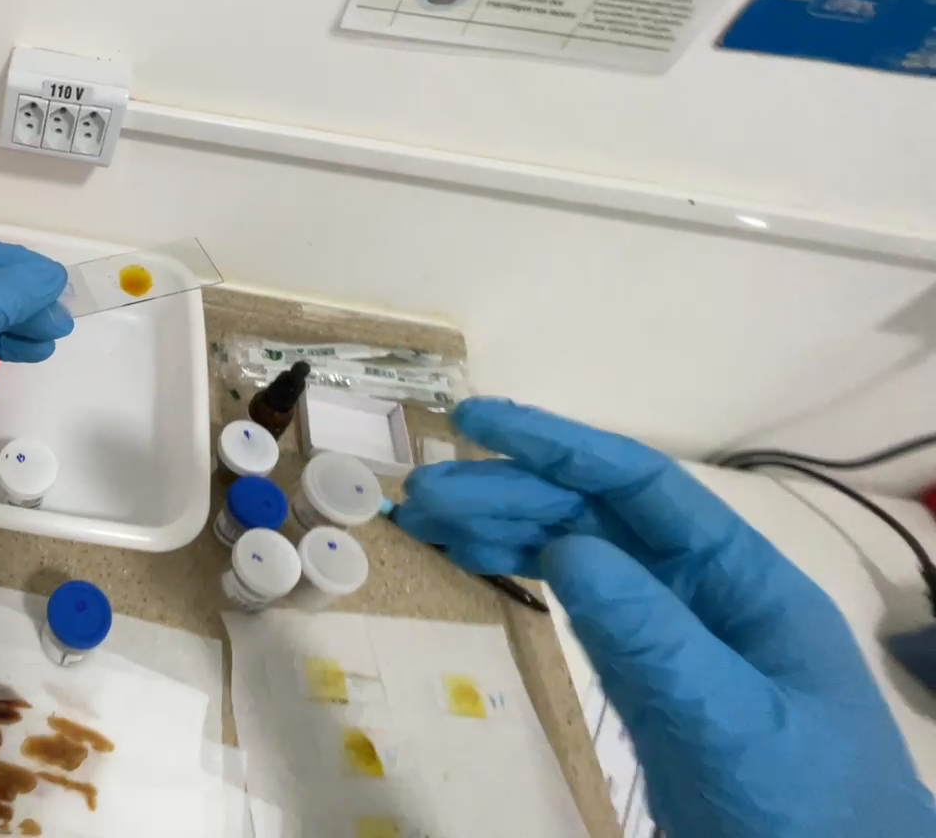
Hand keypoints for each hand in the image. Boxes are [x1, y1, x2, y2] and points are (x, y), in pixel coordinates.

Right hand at [392, 398, 934, 837]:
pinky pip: (557, 578)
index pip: (635, 481)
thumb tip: (564, 548)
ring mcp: (656, 609)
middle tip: (420, 495)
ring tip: (421, 521)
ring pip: (560, 537)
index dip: (552, 442)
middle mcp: (691, 576)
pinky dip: (506, 558)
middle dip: (499, 491)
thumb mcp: (727, 719)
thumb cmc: (799, 806)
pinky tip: (463, 553)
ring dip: (490, 521)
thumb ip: (650, 632)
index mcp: (738, 575)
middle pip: (581, 507)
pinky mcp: (626, 642)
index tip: (470, 420)